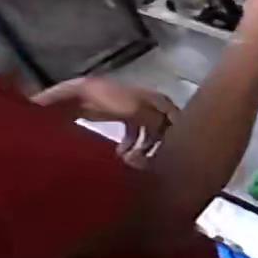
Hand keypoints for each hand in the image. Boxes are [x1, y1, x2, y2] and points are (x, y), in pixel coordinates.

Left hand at [32, 77, 180, 162]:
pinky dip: (130, 145)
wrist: (80, 96)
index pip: (177, 119)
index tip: (170, 152)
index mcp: (160, 100)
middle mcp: (153, 106)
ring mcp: (138, 113)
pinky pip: (134, 136)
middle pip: (163, 129)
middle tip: (149, 160)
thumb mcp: (138, 111)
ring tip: (132, 160)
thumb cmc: (112, 101)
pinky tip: (123, 154)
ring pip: (148, 134)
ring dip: (142, 148)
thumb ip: (158, 122)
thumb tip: (170, 136)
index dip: (175, 135)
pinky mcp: (124, 119)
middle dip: (157, 145)